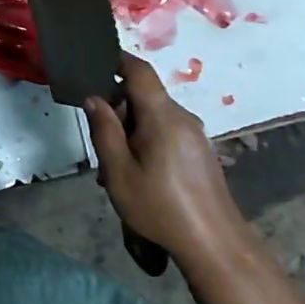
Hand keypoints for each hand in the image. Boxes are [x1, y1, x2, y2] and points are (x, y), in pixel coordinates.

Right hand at [84, 53, 238, 252]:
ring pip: (152, 119)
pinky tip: (134, 175)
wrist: (212, 243)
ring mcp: (194, 135)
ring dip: (128, 133)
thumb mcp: (119, 171)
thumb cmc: (159, 206)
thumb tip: (94, 98)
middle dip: (116, 111)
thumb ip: (104, 130)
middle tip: (97, 144)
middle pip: (143, 97)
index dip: (117, 60)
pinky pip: (164, 134)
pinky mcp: (198, 152)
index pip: (140, 72)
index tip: (92, 61)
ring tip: (113, 170)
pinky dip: (144, 143)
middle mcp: (182, 118)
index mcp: (162, 117)